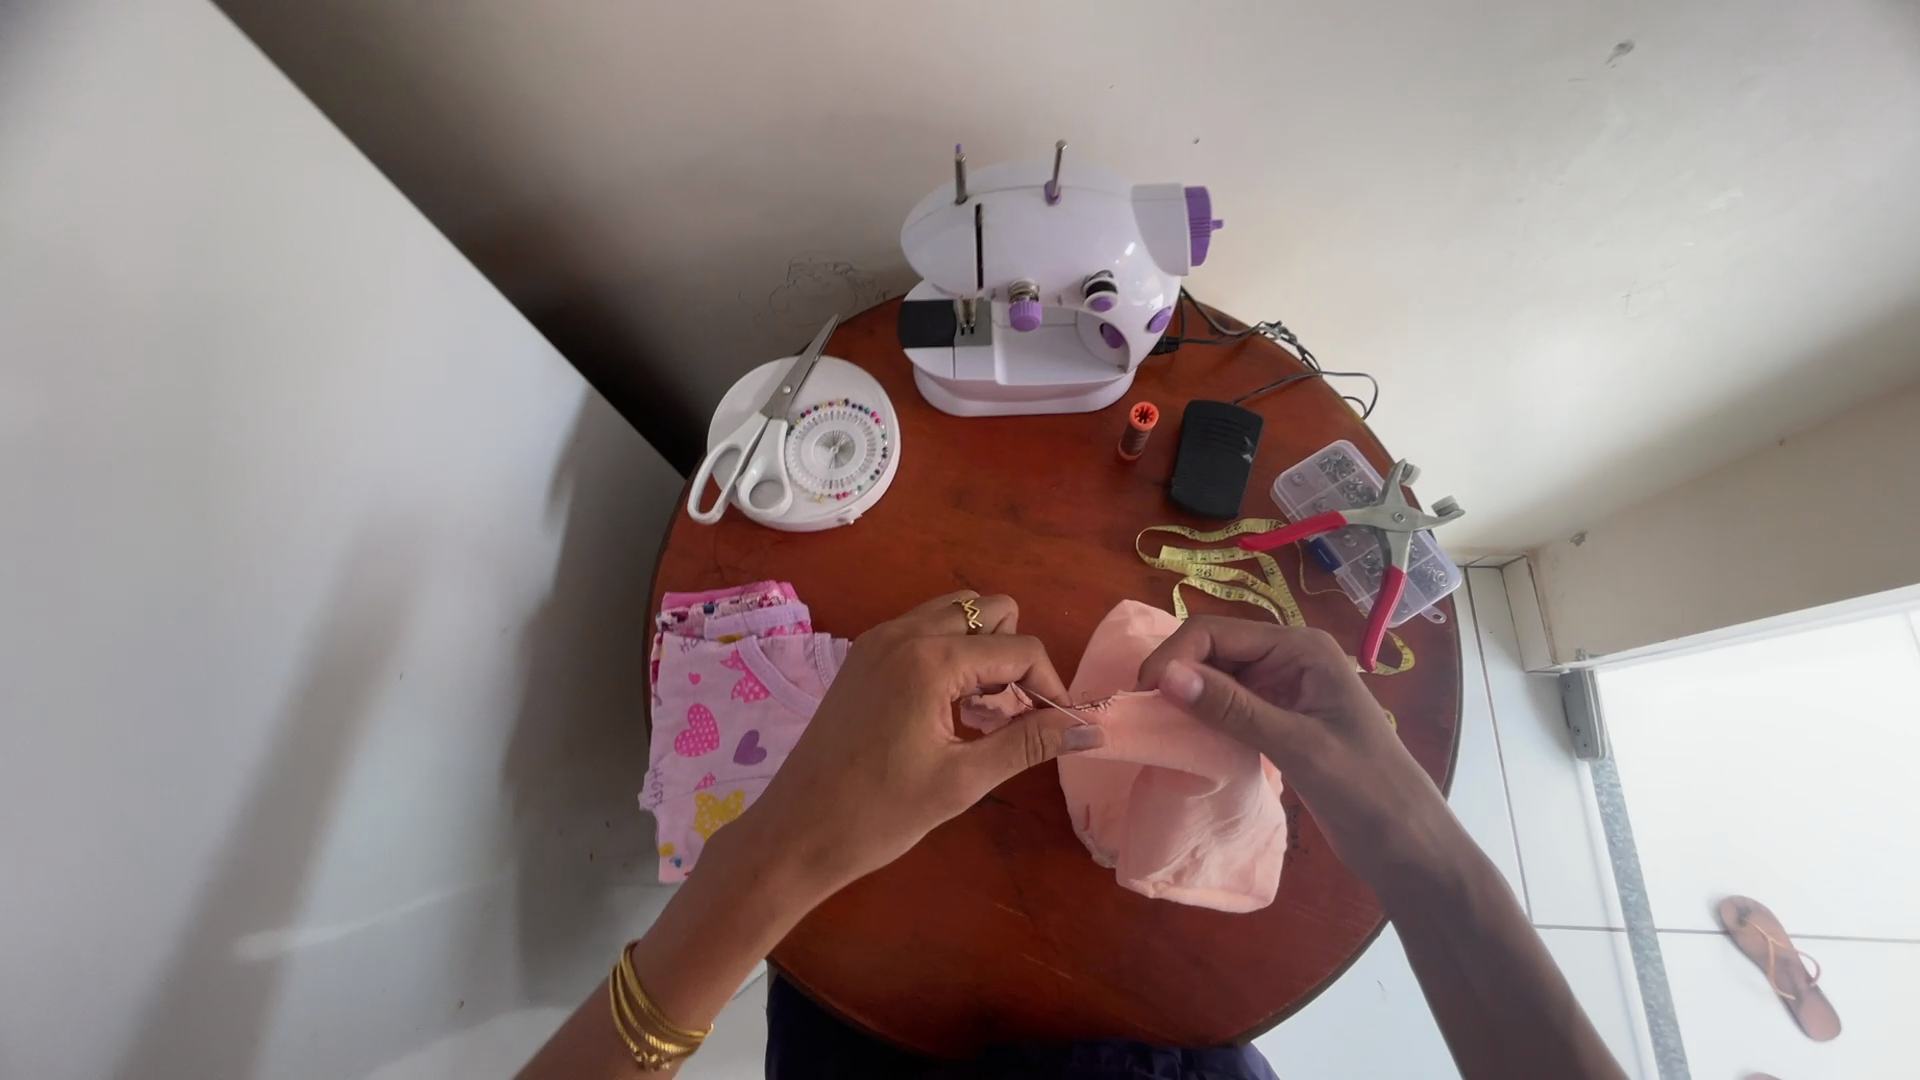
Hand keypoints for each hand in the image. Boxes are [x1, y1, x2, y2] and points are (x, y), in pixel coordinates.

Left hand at [737, 591, 1105, 892]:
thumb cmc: (878, 815)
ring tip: (978, 712)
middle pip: (990, 611)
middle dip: (1013, 656)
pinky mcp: (863, 654)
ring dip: (982, 652)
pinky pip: (924, 631)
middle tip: (1008, 715)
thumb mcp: (962, 781)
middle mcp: (904, 632)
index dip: (1050, 687)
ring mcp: (878, 639)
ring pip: (956, 614)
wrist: (795, 833)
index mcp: (930, 659)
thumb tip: (1091, 728)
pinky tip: (944, 708)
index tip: (1056, 728)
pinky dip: (950, 655)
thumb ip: (1029, 743)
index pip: (1020, 649)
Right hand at [1134, 617, 1445, 878]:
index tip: (1144, 694)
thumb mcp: (1298, 746)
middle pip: (1214, 648)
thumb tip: (1165, 676)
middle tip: (1144, 710)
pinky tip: (1188, 733)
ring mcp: (1284, 687)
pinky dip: (1203, 713)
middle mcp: (1289, 657)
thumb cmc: (1368, 791)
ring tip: (1159, 722)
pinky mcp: (1278, 716)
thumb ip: (1232, 708)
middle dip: (1176, 672)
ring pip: (1217, 675)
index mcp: (1301, 647)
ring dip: (1186, 693)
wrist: (1411, 849)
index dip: (1174, 656)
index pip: (1217, 632)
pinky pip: (1228, 701)